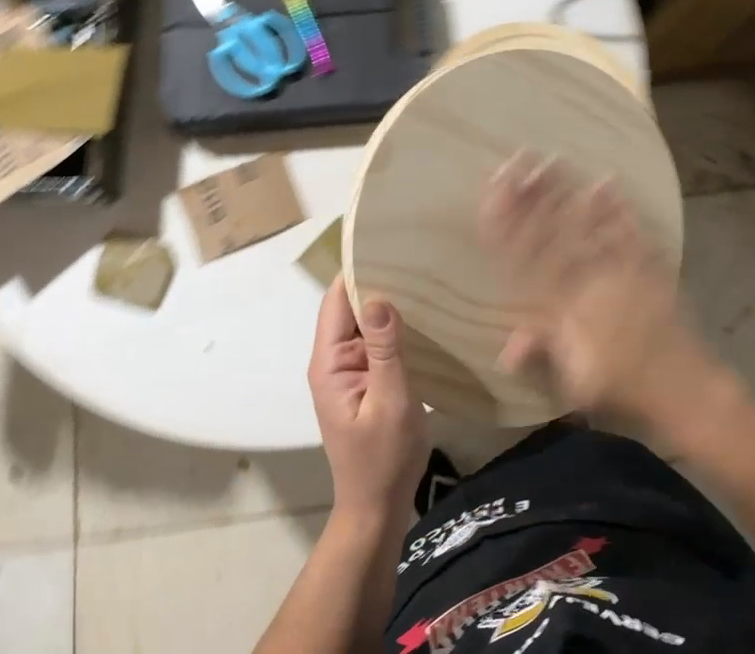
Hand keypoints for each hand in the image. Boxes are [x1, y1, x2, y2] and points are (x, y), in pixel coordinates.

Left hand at [308, 277, 429, 526]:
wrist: (377, 509)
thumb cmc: (383, 459)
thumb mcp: (392, 402)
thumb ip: (386, 351)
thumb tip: (379, 296)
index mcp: (329, 362)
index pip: (337, 302)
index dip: (357, 272)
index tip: (387, 245)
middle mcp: (332, 361)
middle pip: (349, 310)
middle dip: (376, 284)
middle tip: (416, 258)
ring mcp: (348, 374)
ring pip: (364, 327)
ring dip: (387, 307)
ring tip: (424, 279)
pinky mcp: (364, 384)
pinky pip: (376, 347)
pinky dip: (394, 332)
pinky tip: (422, 320)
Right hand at [479, 153, 738, 427]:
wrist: (687, 389)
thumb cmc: (625, 388)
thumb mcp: (576, 381)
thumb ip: (544, 354)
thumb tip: (506, 349)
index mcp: (565, 306)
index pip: (525, 256)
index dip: (506, 223)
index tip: (492, 193)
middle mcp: (591, 280)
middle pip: (555, 230)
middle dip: (532, 195)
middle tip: (516, 160)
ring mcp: (622, 270)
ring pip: (589, 224)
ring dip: (568, 190)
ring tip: (551, 160)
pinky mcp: (650, 268)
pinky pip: (632, 233)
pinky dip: (618, 207)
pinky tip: (607, 181)